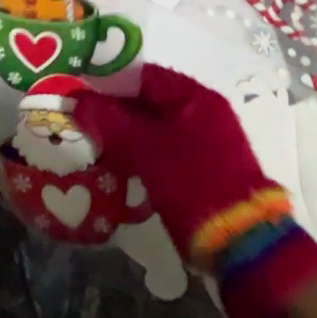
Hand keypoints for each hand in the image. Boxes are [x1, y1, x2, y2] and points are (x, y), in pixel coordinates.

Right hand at [77, 65, 316, 317]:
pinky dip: (136, 153)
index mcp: (194, 97)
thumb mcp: (145, 148)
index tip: (78, 92)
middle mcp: (201, 114)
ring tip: (90, 142)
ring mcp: (203, 143)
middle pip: (147, 101)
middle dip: (112, 110)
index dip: (109, 81)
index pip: (143, 75)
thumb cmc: (192, 182)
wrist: (240, 242)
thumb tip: (76, 100)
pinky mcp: (199, 171)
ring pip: (151, 128)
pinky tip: (113, 163)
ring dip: (122, 134)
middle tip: (79, 119)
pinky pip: (159, 151)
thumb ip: (108, 121)